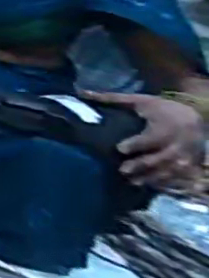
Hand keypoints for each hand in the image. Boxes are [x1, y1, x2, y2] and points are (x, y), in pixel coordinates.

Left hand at [83, 91, 204, 186]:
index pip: (153, 137)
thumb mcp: (137, 100)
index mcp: (168, 127)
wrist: (197, 116)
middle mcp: (182, 143)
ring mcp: (191, 155)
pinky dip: (169, 181)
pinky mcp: (195, 162)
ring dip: (155, 176)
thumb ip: (111, 98)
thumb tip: (80, 91)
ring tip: (133, 181)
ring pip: (175, 169)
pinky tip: (152, 186)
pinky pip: (184, 175)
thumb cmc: (161, 108)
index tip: (119, 148)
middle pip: (164, 157)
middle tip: (122, 170)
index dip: (138, 144)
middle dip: (144, 164)